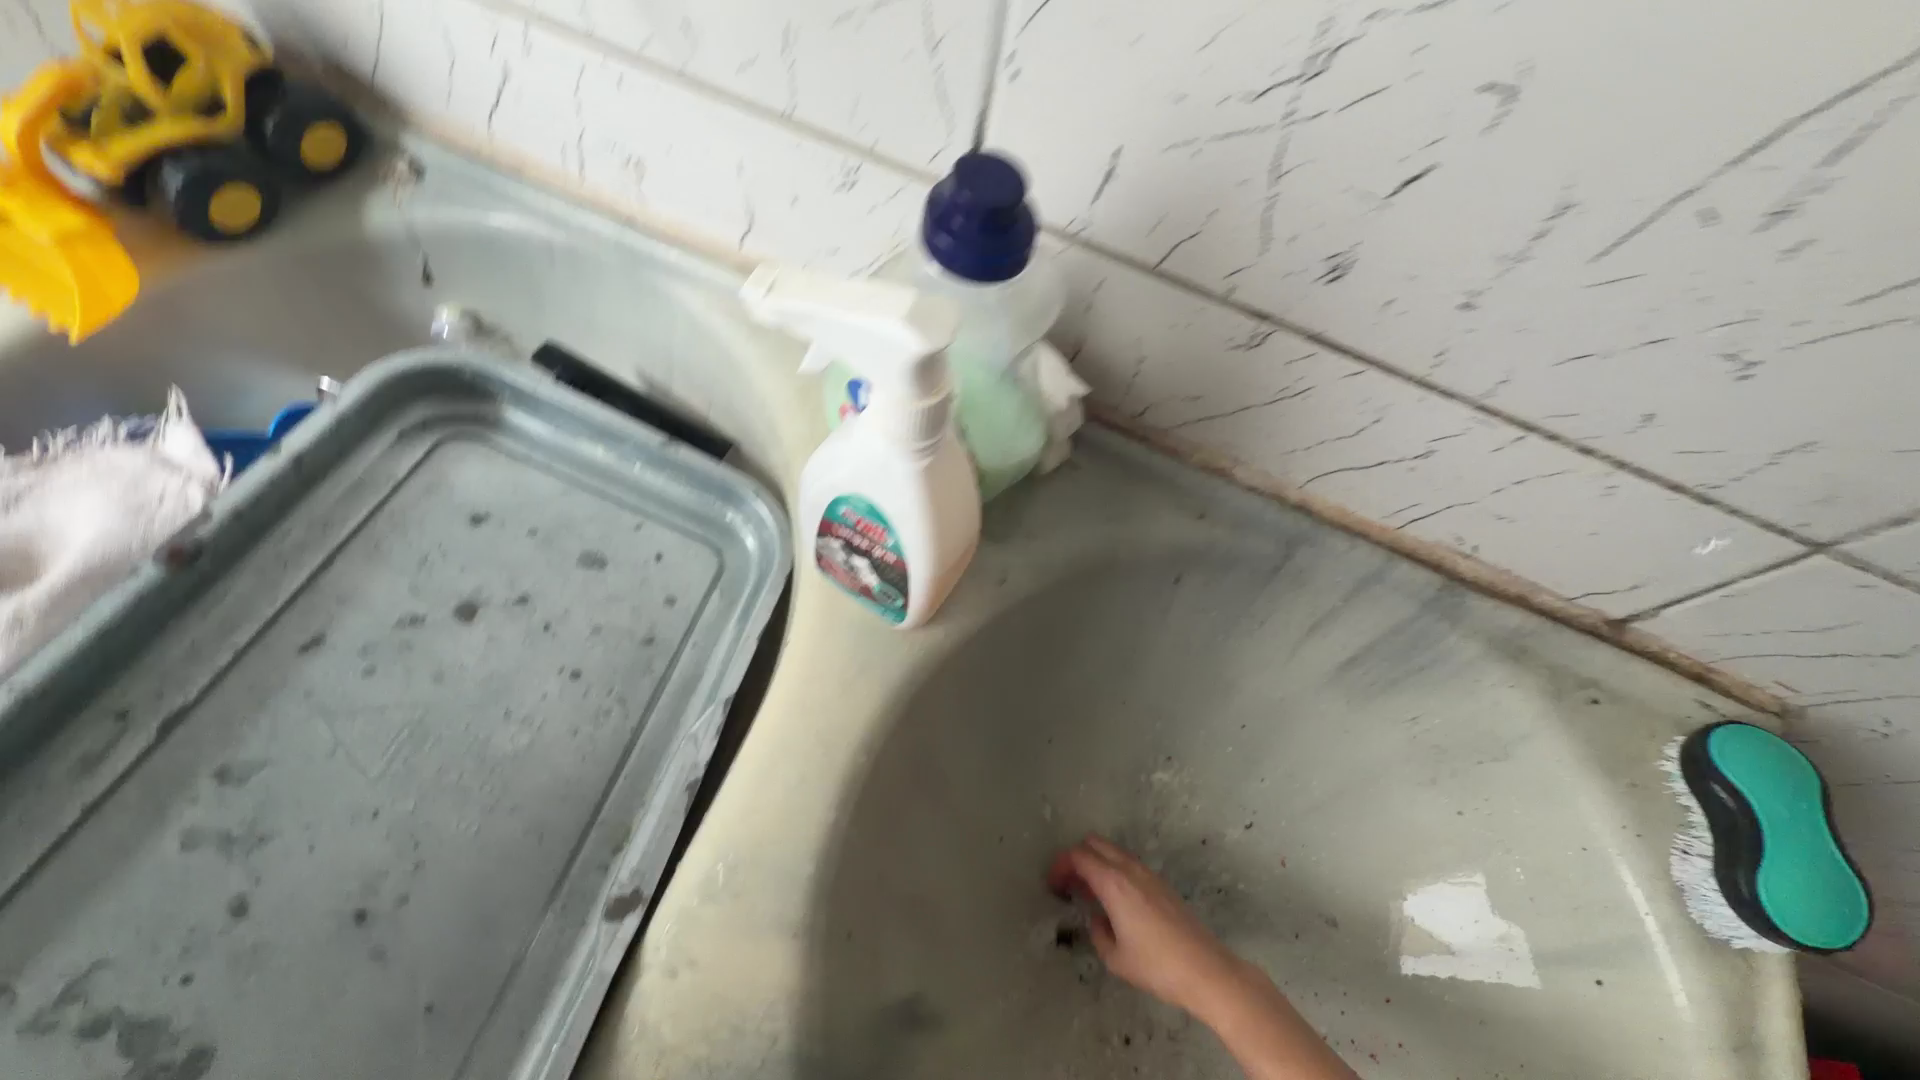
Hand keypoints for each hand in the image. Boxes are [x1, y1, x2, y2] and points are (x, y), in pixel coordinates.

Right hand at [1046, 834, 1250, 1017]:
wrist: (1205, 970)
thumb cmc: (1156, 966)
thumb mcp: (1114, 957)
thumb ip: (1097, 932)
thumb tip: (1097, 919)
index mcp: (1113, 883)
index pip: (1079, 856)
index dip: (1060, 865)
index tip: (1053, 885)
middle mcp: (1130, 870)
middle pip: (1095, 844)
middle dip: (1076, 858)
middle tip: (1068, 884)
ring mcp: (1149, 875)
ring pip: (1114, 852)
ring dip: (1096, 863)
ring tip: (1089, 893)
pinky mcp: (1162, 885)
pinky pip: (1129, 864)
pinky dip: (1114, 871)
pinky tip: (1114, 901)